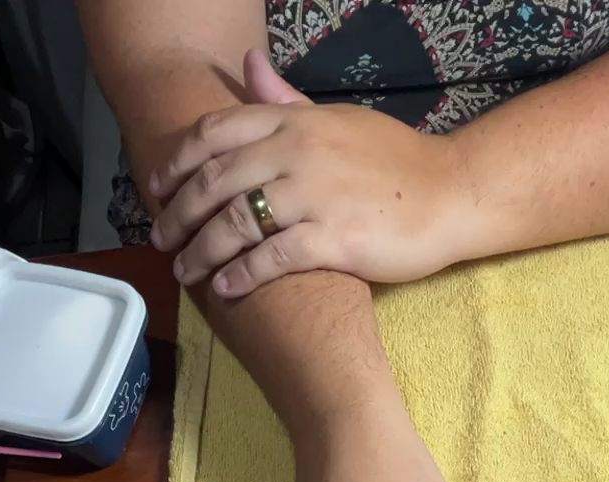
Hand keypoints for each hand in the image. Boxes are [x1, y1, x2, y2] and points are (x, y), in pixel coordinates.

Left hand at [148, 51, 472, 298]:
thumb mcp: (338, 120)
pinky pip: (273, 258)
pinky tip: (225, 289)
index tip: (158, 188)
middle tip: (161, 240)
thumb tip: (247, 64)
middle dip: (179, 213)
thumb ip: (287, 100)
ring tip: (185, 272)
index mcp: (295, 123)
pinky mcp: (334, 239)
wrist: (450, 195)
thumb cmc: (394, 163)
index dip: (177, 161)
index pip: (217, 133)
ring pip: (237, 222)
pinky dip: (242, 275)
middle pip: (216, 182)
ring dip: (202, 250)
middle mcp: (298, 153)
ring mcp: (315, 196)